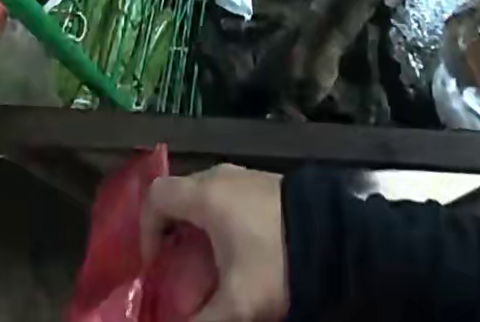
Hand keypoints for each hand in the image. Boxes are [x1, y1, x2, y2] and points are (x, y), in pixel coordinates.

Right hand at [141, 164, 288, 321]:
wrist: (333, 234)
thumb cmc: (275, 261)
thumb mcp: (235, 303)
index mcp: (207, 193)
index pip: (157, 195)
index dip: (146, 229)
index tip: (154, 266)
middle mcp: (222, 175)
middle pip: (180, 195)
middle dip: (170, 232)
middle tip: (173, 272)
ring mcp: (245, 176)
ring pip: (205, 196)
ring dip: (195, 228)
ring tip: (202, 267)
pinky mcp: (264, 184)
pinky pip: (227, 197)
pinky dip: (218, 220)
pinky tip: (231, 253)